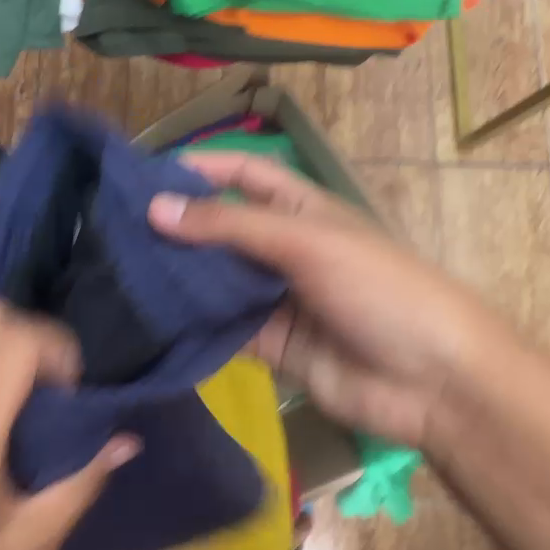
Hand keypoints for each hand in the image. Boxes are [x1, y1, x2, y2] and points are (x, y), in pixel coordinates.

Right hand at [148, 152, 506, 448]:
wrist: (436, 382)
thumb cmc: (379, 288)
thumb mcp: (305, 242)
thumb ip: (228, 226)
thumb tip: (154, 208)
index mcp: (300, 209)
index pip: (242, 174)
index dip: (200, 167)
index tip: (144, 172)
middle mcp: (283, 248)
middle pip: (220, 227)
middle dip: (176, 225)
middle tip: (113, 228)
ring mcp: (275, 298)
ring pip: (215, 280)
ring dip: (177, 276)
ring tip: (118, 270)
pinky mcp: (269, 346)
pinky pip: (221, 328)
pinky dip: (190, 323)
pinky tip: (149, 319)